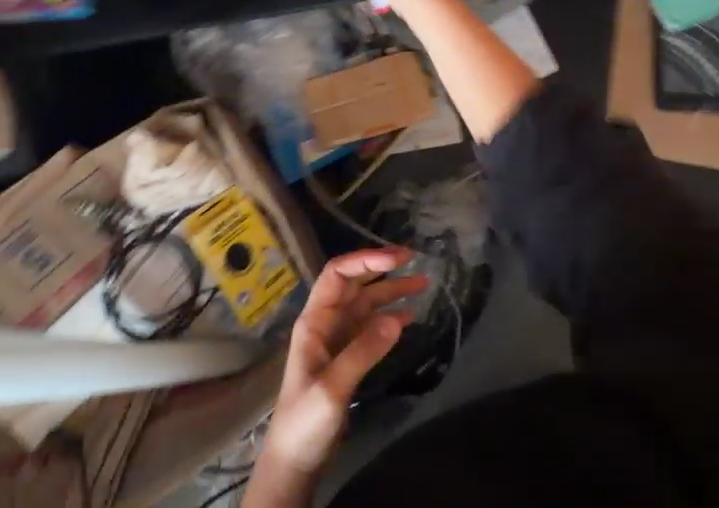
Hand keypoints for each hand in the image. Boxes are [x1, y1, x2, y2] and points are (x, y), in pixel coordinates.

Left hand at [259, 249, 425, 480]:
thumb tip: (397, 318)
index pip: (338, 275)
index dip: (365, 260)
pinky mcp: (348, 357)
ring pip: (366, 304)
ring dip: (392, 292)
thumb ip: (362, 352)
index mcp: (314, 321)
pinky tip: (410, 317)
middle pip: (355, 285)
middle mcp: (326, 323)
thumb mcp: (332, 388)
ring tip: (424, 285)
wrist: (295, 460)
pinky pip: (371, 328)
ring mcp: (337, 340)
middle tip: (414, 260)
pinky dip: (391, 318)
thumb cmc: (305, 421)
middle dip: (382, 269)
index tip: (397, 258)